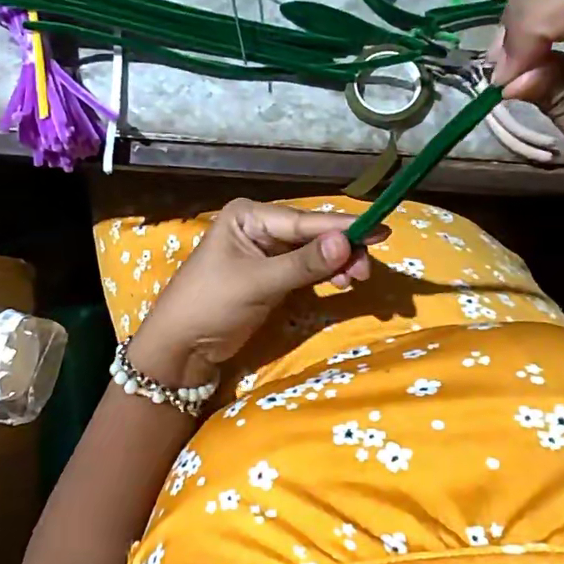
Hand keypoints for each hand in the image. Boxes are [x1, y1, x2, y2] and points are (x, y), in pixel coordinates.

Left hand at [128, 200, 385, 388]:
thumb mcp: (258, 282)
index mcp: (250, 216)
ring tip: (356, 280)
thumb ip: (303, 264)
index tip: (381, 230)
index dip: (343, 226)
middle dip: (343, 250)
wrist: (182, 346)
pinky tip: (342, 283)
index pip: (304, 220)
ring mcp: (268, 252)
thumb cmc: (210, 304)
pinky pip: (308, 269)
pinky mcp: (273, 275)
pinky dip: (326, 275)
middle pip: (313, 234)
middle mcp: (261, 227)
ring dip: (338, 264)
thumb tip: (346, 242)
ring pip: (315, 252)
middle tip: (366, 271)